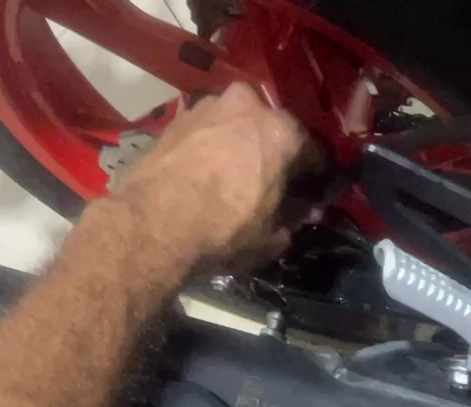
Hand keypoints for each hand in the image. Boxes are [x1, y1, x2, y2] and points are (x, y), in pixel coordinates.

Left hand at [106, 83, 305, 268]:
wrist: (153, 224)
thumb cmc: (223, 231)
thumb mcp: (268, 237)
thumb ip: (292, 219)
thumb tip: (303, 213)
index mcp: (281, 132)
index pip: (314, 153)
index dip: (316, 178)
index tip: (314, 196)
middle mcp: (247, 105)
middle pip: (271, 131)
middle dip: (275, 157)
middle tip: (272, 186)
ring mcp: (208, 105)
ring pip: (236, 127)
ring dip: (241, 148)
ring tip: (235, 181)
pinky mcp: (177, 118)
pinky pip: (207, 133)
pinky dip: (212, 150)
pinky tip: (207, 177)